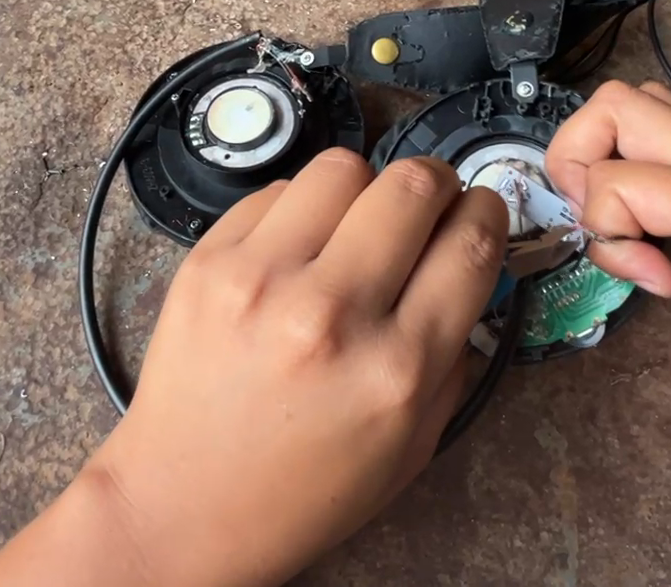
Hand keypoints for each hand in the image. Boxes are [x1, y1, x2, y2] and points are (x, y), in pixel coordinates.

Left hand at [70, 149, 506, 586]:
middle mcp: (331, 312)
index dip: (488, 214)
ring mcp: (261, 277)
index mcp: (397, 371)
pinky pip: (276, 190)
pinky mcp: (208, 259)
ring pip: (342, 167)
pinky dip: (300, 206)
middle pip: (411, 186)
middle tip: (427, 200)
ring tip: (355, 219)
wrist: (182, 503)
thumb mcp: (411, 446)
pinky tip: (295, 242)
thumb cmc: (305, 488)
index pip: (469, 248)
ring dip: (365, 185)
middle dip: (436, 181)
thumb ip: (452, 353)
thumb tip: (466, 264)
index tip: (481, 210)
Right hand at [545, 81, 670, 463]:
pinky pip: (646, 167)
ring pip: (631, 124)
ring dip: (597, 173)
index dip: (614, 224)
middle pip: (622, 108)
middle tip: (604, 231)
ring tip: (623, 240)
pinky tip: (652, 254)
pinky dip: (621, 200)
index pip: (631, 173)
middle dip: (580, 161)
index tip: (657, 282)